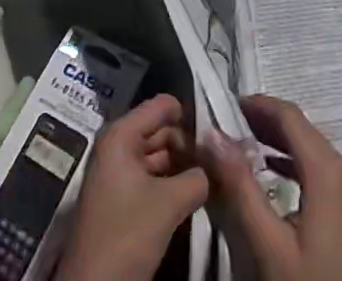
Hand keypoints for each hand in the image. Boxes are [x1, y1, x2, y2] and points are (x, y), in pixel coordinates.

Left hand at [56, 95, 208, 280]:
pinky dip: (175, 183)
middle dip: (192, 144)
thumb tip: (220, 165)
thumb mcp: (170, 203)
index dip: (192, 116)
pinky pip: (155, 178)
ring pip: (161, 156)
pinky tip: (199, 192)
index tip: (219, 135)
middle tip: (223, 159)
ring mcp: (120, 173)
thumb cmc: (126, 235)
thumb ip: (200, 176)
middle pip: (163, 130)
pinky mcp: (124, 198)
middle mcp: (118, 146)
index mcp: (121, 135)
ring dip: (187, 165)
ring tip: (217, 175)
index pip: (164, 106)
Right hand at [199, 96, 341, 280]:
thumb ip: (241, 189)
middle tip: (227, 124)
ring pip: (313, 148)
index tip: (226, 104)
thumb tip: (212, 137)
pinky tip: (271, 170)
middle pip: (304, 130)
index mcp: (330, 172)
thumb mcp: (269, 245)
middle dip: (265, 122)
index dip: (259, 104)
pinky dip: (295, 162)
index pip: (291, 117)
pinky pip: (323, 168)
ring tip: (240, 143)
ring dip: (278, 141)